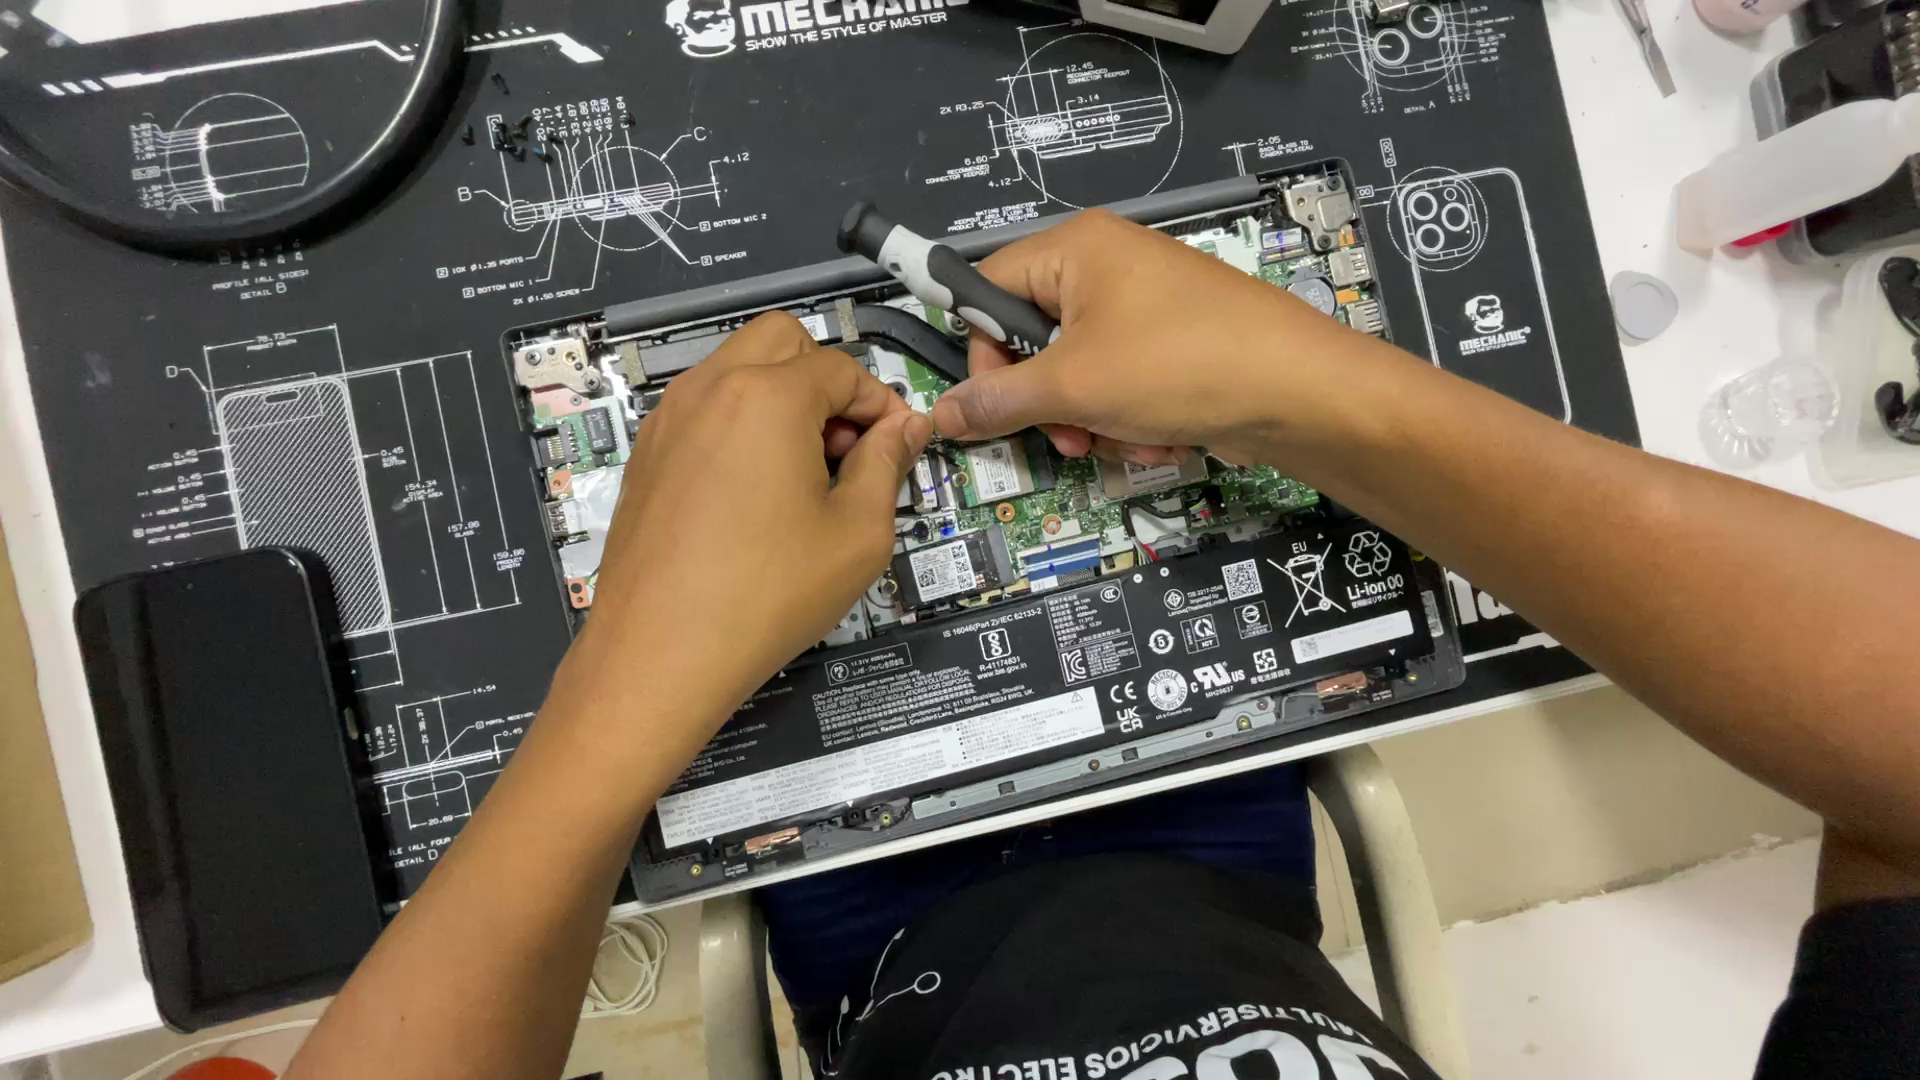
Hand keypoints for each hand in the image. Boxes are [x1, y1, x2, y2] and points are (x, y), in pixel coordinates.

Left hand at [549, 313, 930, 765]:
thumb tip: (906, 426)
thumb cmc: (770, 593)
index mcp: (768, 396)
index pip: (843, 369)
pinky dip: (741, 422)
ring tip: (802, 473)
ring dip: (783, 397)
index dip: (882, 405)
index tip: (899, 447)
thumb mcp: (857, 533)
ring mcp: (668, 418)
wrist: (660, 654)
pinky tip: (754, 492)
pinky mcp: (646, 453)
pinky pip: (705, 408)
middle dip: (828, 380)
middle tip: (846, 447)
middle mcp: (711, 388)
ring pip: (738, 369)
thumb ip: (888, 464)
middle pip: (784, 341)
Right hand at [931, 210, 1397, 466]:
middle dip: (1046, 401)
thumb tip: (941, 414)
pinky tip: (1155, 439)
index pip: (987, 287)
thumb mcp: (1073, 386)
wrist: (1297, 392)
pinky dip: (1126, 419)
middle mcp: (1104, 267)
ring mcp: (1141, 307)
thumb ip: (998, 400)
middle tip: (1067, 435)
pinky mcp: (1168, 344)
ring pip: (1074, 373)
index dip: (981, 350)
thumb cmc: (1175, 367)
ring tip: (1121, 439)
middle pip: (1031, 338)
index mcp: (1074, 249)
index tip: (991, 401)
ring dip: (1089, 420)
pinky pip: (1116, 383)